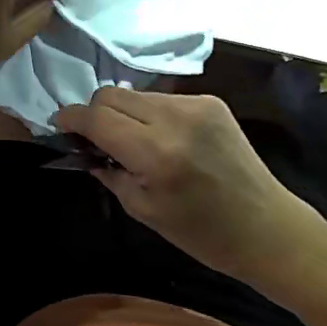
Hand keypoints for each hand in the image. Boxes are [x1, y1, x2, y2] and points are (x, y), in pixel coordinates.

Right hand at [54, 88, 326, 293]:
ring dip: (123, 112)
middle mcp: (175, 118)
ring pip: (136, 93)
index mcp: (156, 153)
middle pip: (112, 94)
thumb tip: (85, 148)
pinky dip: (151, 113)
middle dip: (95, 113)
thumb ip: (109, 171)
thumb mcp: (143, 210)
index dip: (71, 118)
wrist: (267, 227)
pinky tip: (162, 138)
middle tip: (94, 138)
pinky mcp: (211, 101)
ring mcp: (196, 105)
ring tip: (131, 140)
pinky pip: (163, 98)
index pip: (98, 117)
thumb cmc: (202, 233)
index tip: (59, 124)